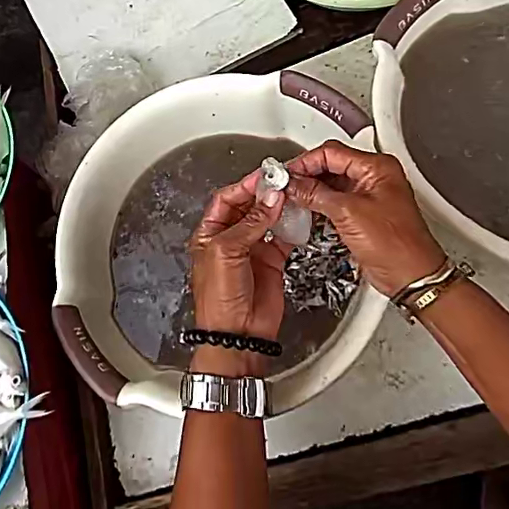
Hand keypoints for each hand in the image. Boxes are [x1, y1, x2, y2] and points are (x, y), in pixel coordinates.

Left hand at [188, 170, 289, 340]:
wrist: (238, 332)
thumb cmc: (219, 298)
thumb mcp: (227, 252)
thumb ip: (250, 225)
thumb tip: (269, 200)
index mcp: (209, 233)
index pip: (226, 200)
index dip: (245, 186)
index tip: (265, 176)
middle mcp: (230, 239)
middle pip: (248, 206)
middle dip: (264, 194)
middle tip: (282, 182)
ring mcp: (251, 249)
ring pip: (267, 220)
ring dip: (279, 208)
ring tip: (293, 196)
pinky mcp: (271, 262)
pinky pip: (283, 238)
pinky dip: (292, 227)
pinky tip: (299, 218)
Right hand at [285, 141, 447, 294]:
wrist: (411, 277)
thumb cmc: (397, 246)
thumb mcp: (347, 213)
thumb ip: (315, 194)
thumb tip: (292, 184)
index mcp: (377, 168)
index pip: (330, 153)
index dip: (304, 162)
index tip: (286, 175)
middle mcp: (373, 178)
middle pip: (329, 165)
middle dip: (305, 175)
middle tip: (285, 185)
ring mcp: (367, 195)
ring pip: (329, 182)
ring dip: (309, 190)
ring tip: (291, 198)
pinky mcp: (360, 212)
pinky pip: (332, 199)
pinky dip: (317, 202)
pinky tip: (304, 209)